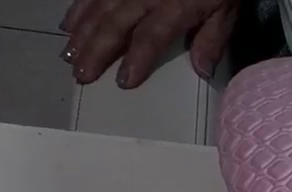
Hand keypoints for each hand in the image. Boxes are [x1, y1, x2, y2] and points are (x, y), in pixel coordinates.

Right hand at [60, 0, 235, 86]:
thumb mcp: (224, 14)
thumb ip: (211, 41)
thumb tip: (202, 72)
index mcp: (172, 9)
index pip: (149, 39)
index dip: (135, 60)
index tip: (124, 81)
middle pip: (114, 25)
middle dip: (96, 51)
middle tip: (81, 74)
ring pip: (97, 8)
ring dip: (81, 33)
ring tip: (69, 55)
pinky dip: (78, 9)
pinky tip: (68, 25)